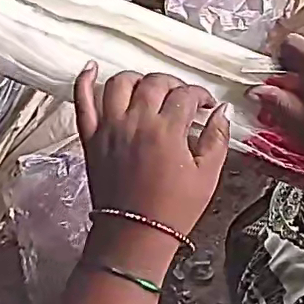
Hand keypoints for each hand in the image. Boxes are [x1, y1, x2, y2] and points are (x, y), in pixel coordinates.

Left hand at [74, 64, 228, 244]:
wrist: (135, 235)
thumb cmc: (172, 210)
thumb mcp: (207, 175)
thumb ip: (217, 138)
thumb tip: (221, 113)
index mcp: (167, 130)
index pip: (185, 95)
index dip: (199, 96)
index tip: (204, 104)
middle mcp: (136, 121)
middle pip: (154, 83)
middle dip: (173, 85)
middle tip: (181, 97)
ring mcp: (110, 127)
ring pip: (120, 84)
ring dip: (137, 79)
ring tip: (148, 88)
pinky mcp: (91, 137)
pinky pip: (82, 102)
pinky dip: (83, 81)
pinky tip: (90, 68)